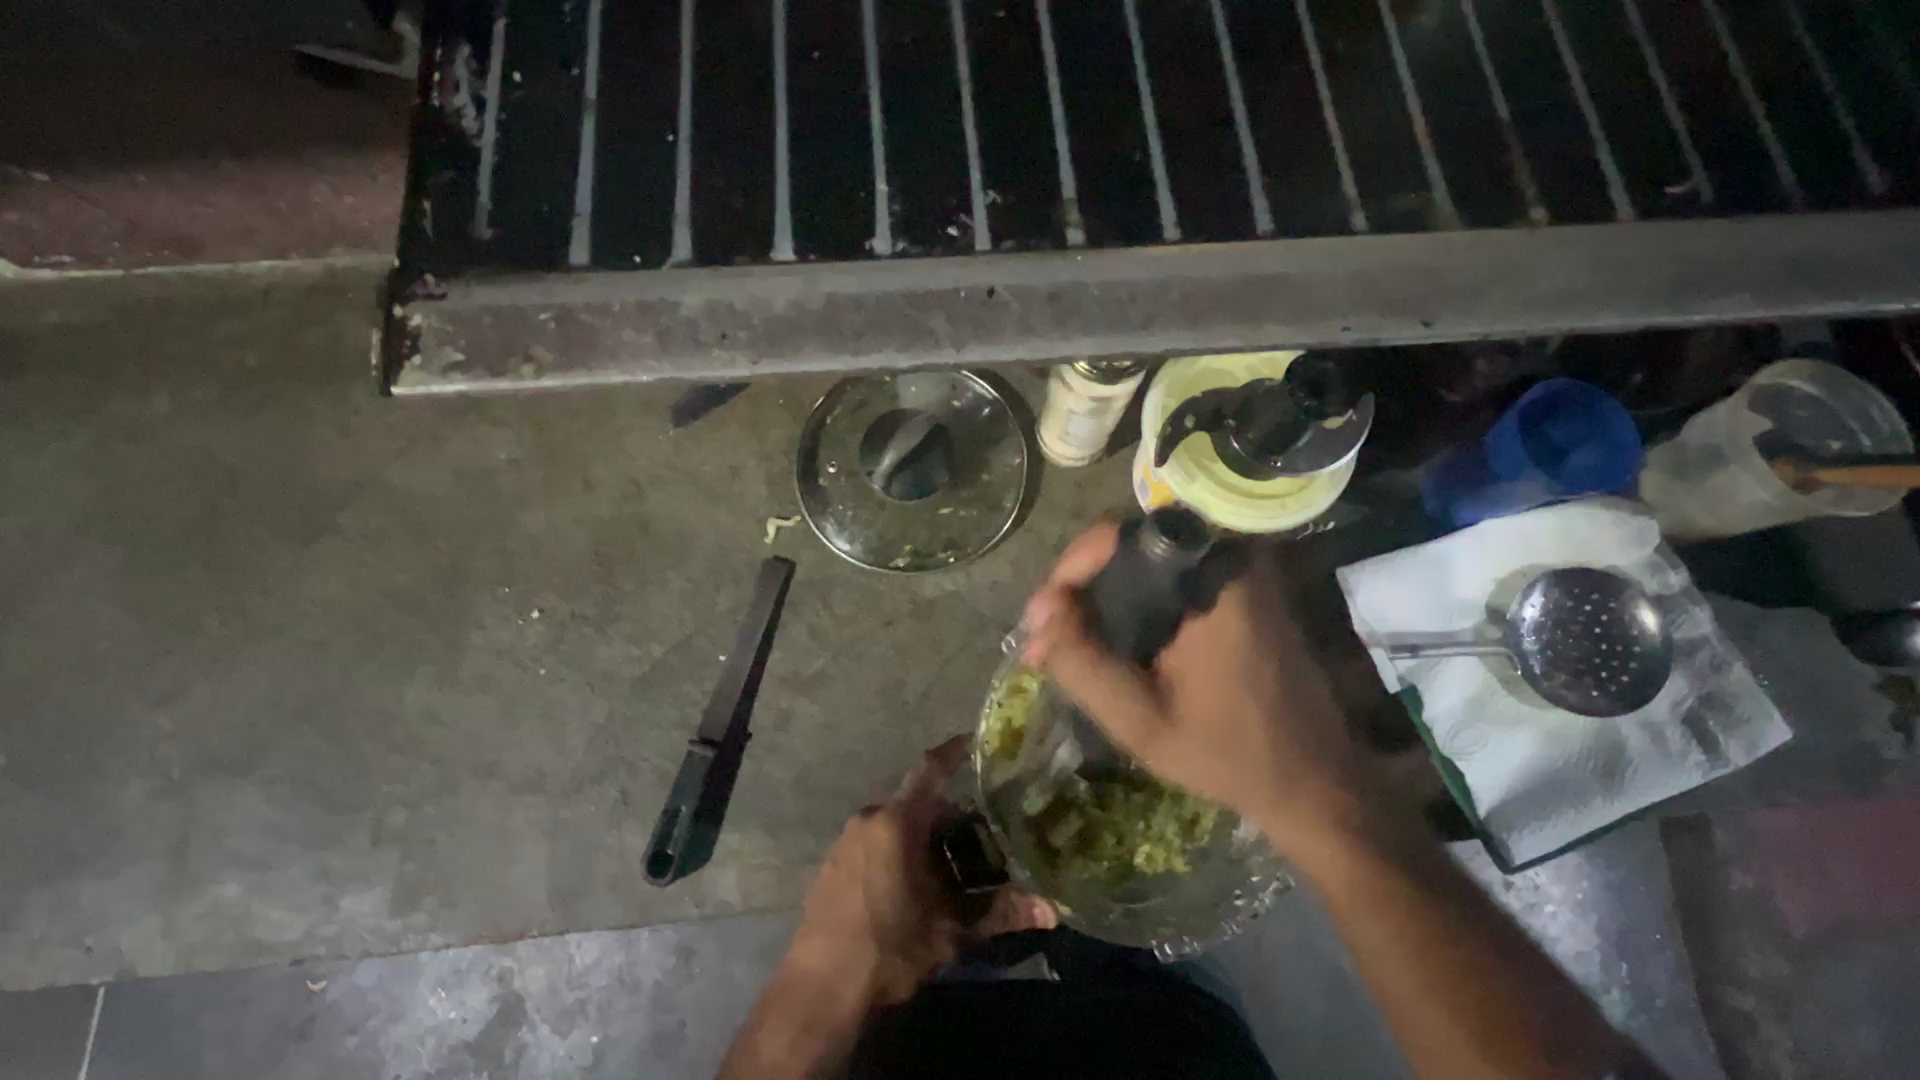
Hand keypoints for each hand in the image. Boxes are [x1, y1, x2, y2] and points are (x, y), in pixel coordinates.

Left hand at [783, 735, 1056, 1007]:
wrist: (820, 990)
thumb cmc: (888, 950)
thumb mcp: (949, 932)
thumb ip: (1000, 914)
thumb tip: (1053, 909)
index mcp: (896, 822)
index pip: (931, 770)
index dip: (954, 752)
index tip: (976, 741)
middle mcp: (868, 820)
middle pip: (918, 803)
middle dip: (950, 819)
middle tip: (982, 843)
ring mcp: (845, 842)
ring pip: (896, 824)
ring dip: (924, 839)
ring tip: (953, 871)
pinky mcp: (832, 865)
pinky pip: (875, 842)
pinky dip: (899, 852)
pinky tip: (915, 888)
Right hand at [1021, 523, 1372, 844]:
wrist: (1312, 780)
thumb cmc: (1227, 753)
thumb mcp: (1140, 721)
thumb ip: (1082, 664)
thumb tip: (1039, 616)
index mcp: (1210, 580)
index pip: (1117, 537)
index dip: (1069, 571)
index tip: (1041, 620)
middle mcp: (1229, 559)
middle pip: (1130, 546)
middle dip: (1080, 589)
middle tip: (1047, 637)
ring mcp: (1241, 572)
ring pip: (1147, 562)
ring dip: (1103, 598)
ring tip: (1067, 644)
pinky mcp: (1244, 590)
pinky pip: (1173, 579)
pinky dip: (1134, 605)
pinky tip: (1109, 644)